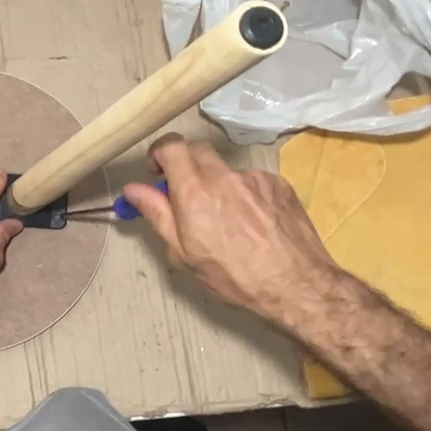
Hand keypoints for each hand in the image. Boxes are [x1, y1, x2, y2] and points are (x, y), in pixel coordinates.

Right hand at [122, 134, 340, 323]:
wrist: (296, 284)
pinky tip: (253, 222)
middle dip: (185, 166)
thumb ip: (157, 214)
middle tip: (185, 195)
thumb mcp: (183, 253)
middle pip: (197, 151)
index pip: (171, 147)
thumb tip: (133, 189)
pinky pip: (251, 180)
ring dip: (217, 184)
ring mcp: (255, 177)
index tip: (156, 171)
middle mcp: (224, 176)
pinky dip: (244, 194)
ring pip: (225, 169)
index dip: (159, 153)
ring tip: (227, 221)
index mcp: (195, 192)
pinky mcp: (279, 184)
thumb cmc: (232, 276)